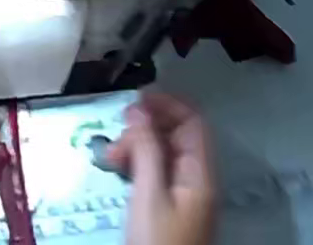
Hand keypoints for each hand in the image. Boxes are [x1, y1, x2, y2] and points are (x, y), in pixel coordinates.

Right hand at [110, 91, 215, 244]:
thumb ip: (147, 148)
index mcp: (200, 174)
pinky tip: (120, 170)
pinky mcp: (171, 210)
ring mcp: (185, 196)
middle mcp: (196, 180)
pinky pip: (157, 172)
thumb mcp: (149, 194)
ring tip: (112, 156)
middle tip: (117, 134)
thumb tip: (139, 108)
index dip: (167, 103)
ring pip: (164, 152)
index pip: (192, 121)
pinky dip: (138, 164)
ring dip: (137, 145)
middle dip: (145, 126)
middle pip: (176, 134)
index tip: (136, 101)